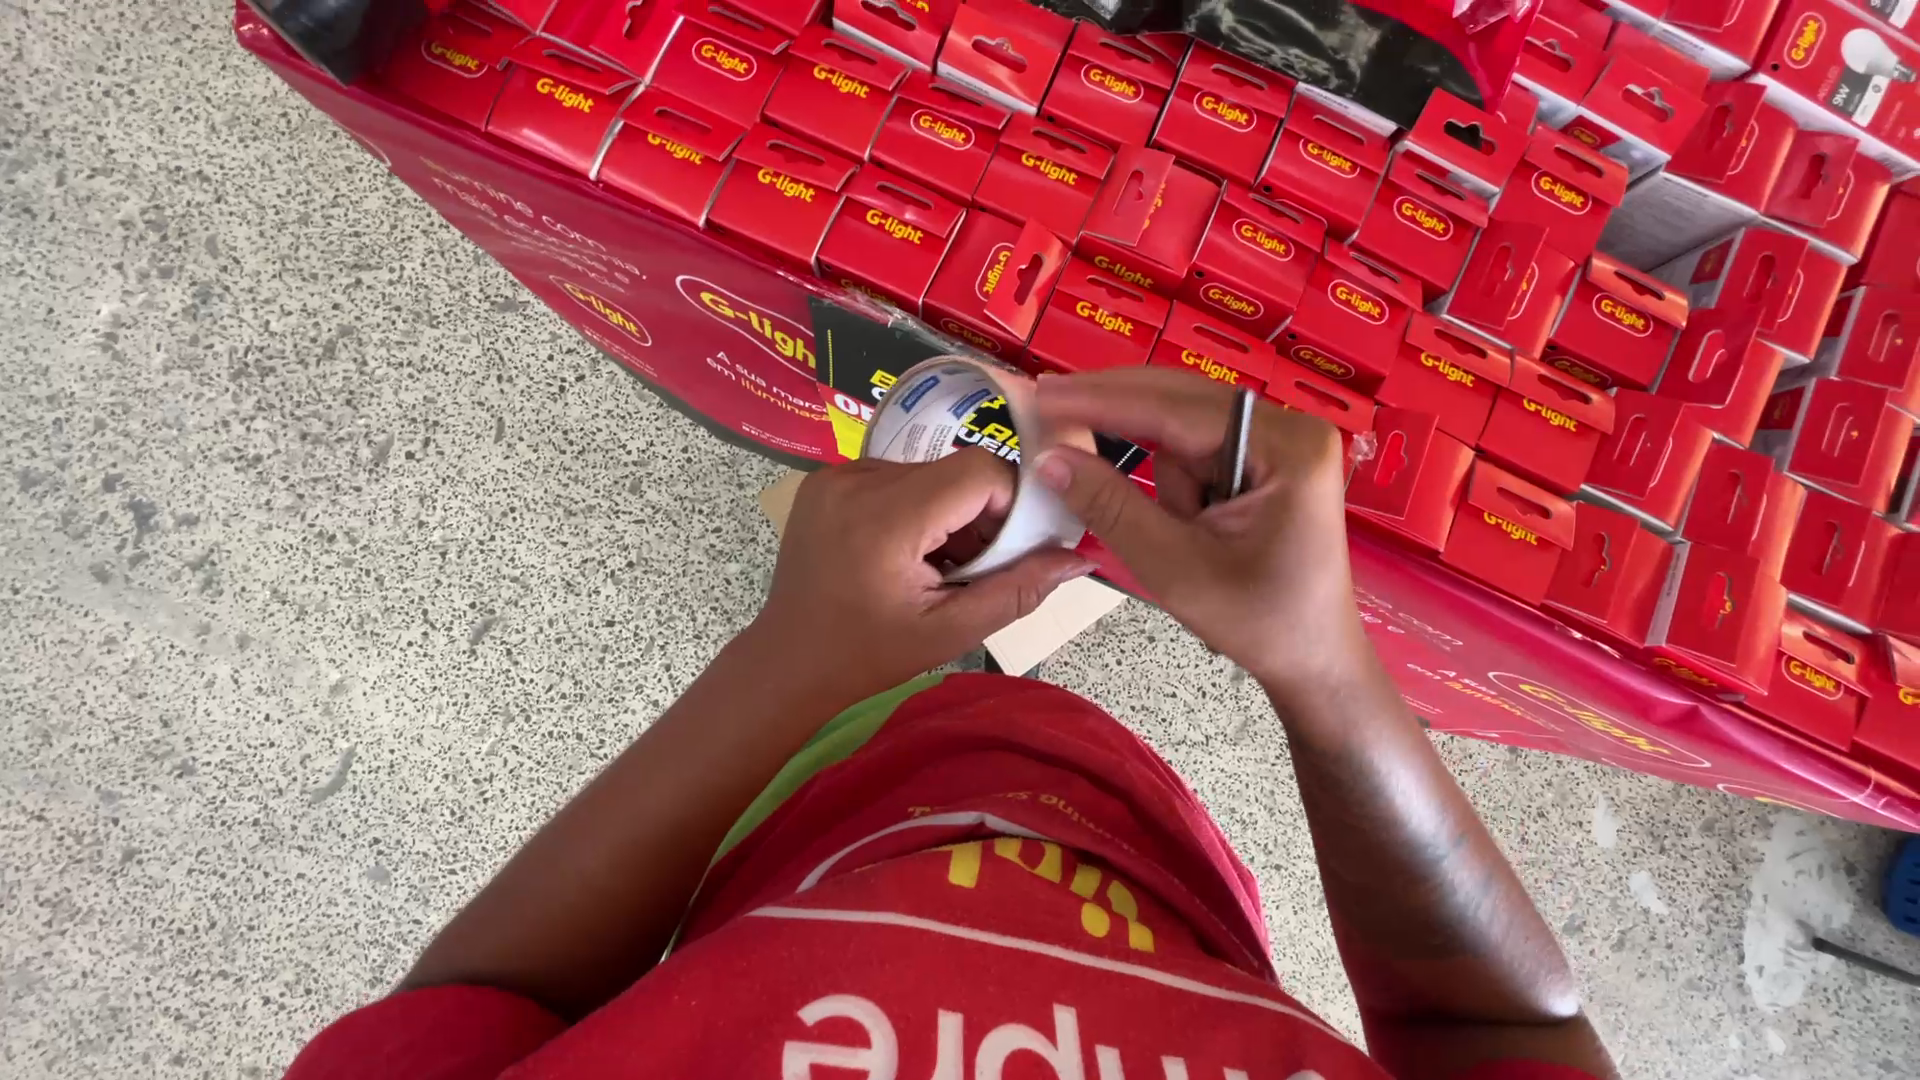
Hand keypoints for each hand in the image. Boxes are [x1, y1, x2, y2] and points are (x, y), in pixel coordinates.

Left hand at [750, 449, 1093, 704]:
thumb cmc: (867, 656)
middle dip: (977, 514)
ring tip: (932, 564)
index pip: (979, 470)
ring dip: (947, 511)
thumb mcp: (950, 631)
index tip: (1002, 552)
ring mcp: (835, 474)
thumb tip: (1079, 558)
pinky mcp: (826, 479)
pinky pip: (895, 475)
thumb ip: (1018, 590)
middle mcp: (856, 479)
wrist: (787, 661)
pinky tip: (903, 551)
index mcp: (886, 517)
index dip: (1008, 505)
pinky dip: (915, 506)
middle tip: (967, 568)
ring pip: (928, 470)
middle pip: (954, 469)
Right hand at [1031, 368, 1372, 709]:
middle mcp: (1287, 427)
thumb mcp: (1173, 567)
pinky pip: (1195, 456)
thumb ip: (1111, 507)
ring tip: (1185, 542)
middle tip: (1048, 406)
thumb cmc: (1257, 621)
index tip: (1044, 394)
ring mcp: (1278, 442)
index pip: (1174, 409)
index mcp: (1285, 446)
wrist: (1311, 658)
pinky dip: (1174, 489)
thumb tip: (1049, 458)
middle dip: (1118, 420)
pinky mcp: (1263, 461)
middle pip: (1179, 405)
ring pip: (1181, 436)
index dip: (1101, 399)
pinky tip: (1190, 529)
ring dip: (1162, 484)